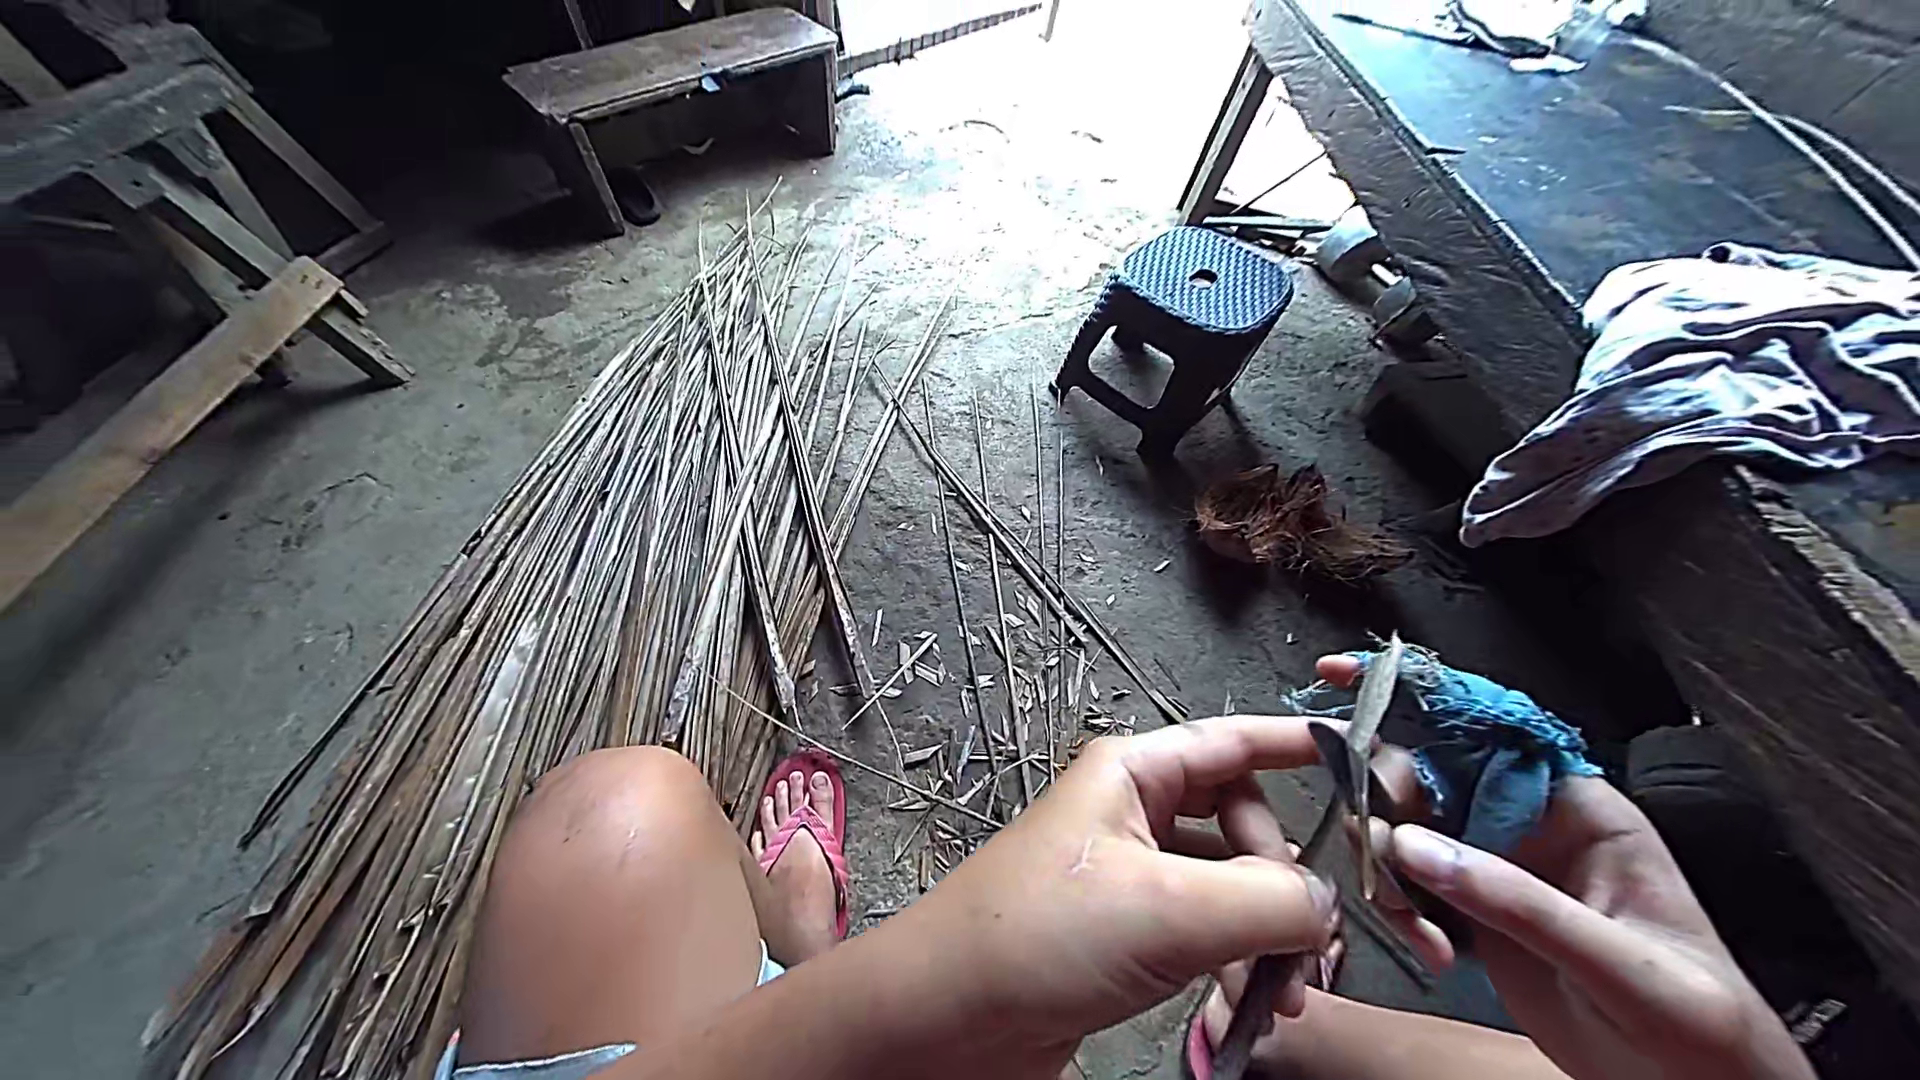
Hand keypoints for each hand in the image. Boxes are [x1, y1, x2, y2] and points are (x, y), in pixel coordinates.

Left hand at [876, 716, 1340, 1076]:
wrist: (955, 1011)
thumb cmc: (1044, 932)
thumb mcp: (1164, 908)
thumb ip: (1265, 898)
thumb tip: (1328, 902)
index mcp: (1132, 771)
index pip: (1228, 742)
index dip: (1294, 746)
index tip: (1361, 761)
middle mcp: (1134, 807)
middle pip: (1240, 818)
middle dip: (1283, 874)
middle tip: (1307, 938)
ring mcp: (1133, 866)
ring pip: (1230, 878)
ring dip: (1267, 928)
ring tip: (1282, 991)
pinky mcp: (1131, 921)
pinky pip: (1209, 924)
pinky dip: (1239, 958)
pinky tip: (1251, 1005)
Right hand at [1316, 657, 1813, 1079]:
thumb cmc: (1703, 1037)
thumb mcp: (1628, 970)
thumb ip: (1520, 902)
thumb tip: (1412, 846)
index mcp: (1570, 803)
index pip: (1480, 722)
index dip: (1411, 691)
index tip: (1341, 675)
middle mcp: (1515, 813)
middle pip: (1415, 767)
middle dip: (1381, 803)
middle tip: (1378, 852)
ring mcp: (1481, 850)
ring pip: (1392, 817)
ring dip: (1383, 864)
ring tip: (1415, 922)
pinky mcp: (1456, 888)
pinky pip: (1395, 868)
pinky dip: (1395, 901)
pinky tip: (1429, 943)